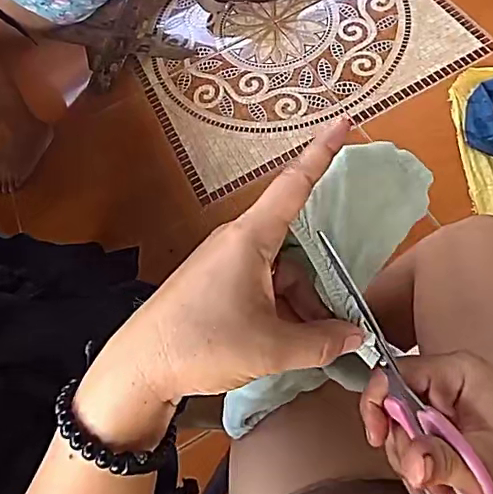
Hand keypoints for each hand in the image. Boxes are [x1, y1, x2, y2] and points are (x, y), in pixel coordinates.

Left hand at [77, 120, 366, 444]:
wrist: (137, 370)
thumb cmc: (200, 344)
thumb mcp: (272, 347)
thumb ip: (322, 341)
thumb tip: (355, 335)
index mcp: (250, 238)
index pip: (294, 184)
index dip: (322, 152)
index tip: (342, 122)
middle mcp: (237, 241)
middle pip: (295, 249)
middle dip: (317, 287)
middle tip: (333, 325)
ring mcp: (224, 261)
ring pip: (280, 272)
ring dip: (298, 305)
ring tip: (301, 344)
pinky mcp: (214, 282)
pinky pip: (261, 284)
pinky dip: (278, 309)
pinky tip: (280, 341)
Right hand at [359, 351, 492, 493]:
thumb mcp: (487, 467)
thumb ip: (441, 462)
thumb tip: (405, 460)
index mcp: (459, 371)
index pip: (395, 373)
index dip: (379, 404)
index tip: (378, 440)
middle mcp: (453, 381)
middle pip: (397, 404)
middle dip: (402, 445)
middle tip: (421, 479)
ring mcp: (456, 403)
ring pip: (408, 427)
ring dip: (416, 463)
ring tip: (442, 491)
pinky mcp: (460, 425)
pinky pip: (426, 441)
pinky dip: (429, 469)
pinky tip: (448, 491)